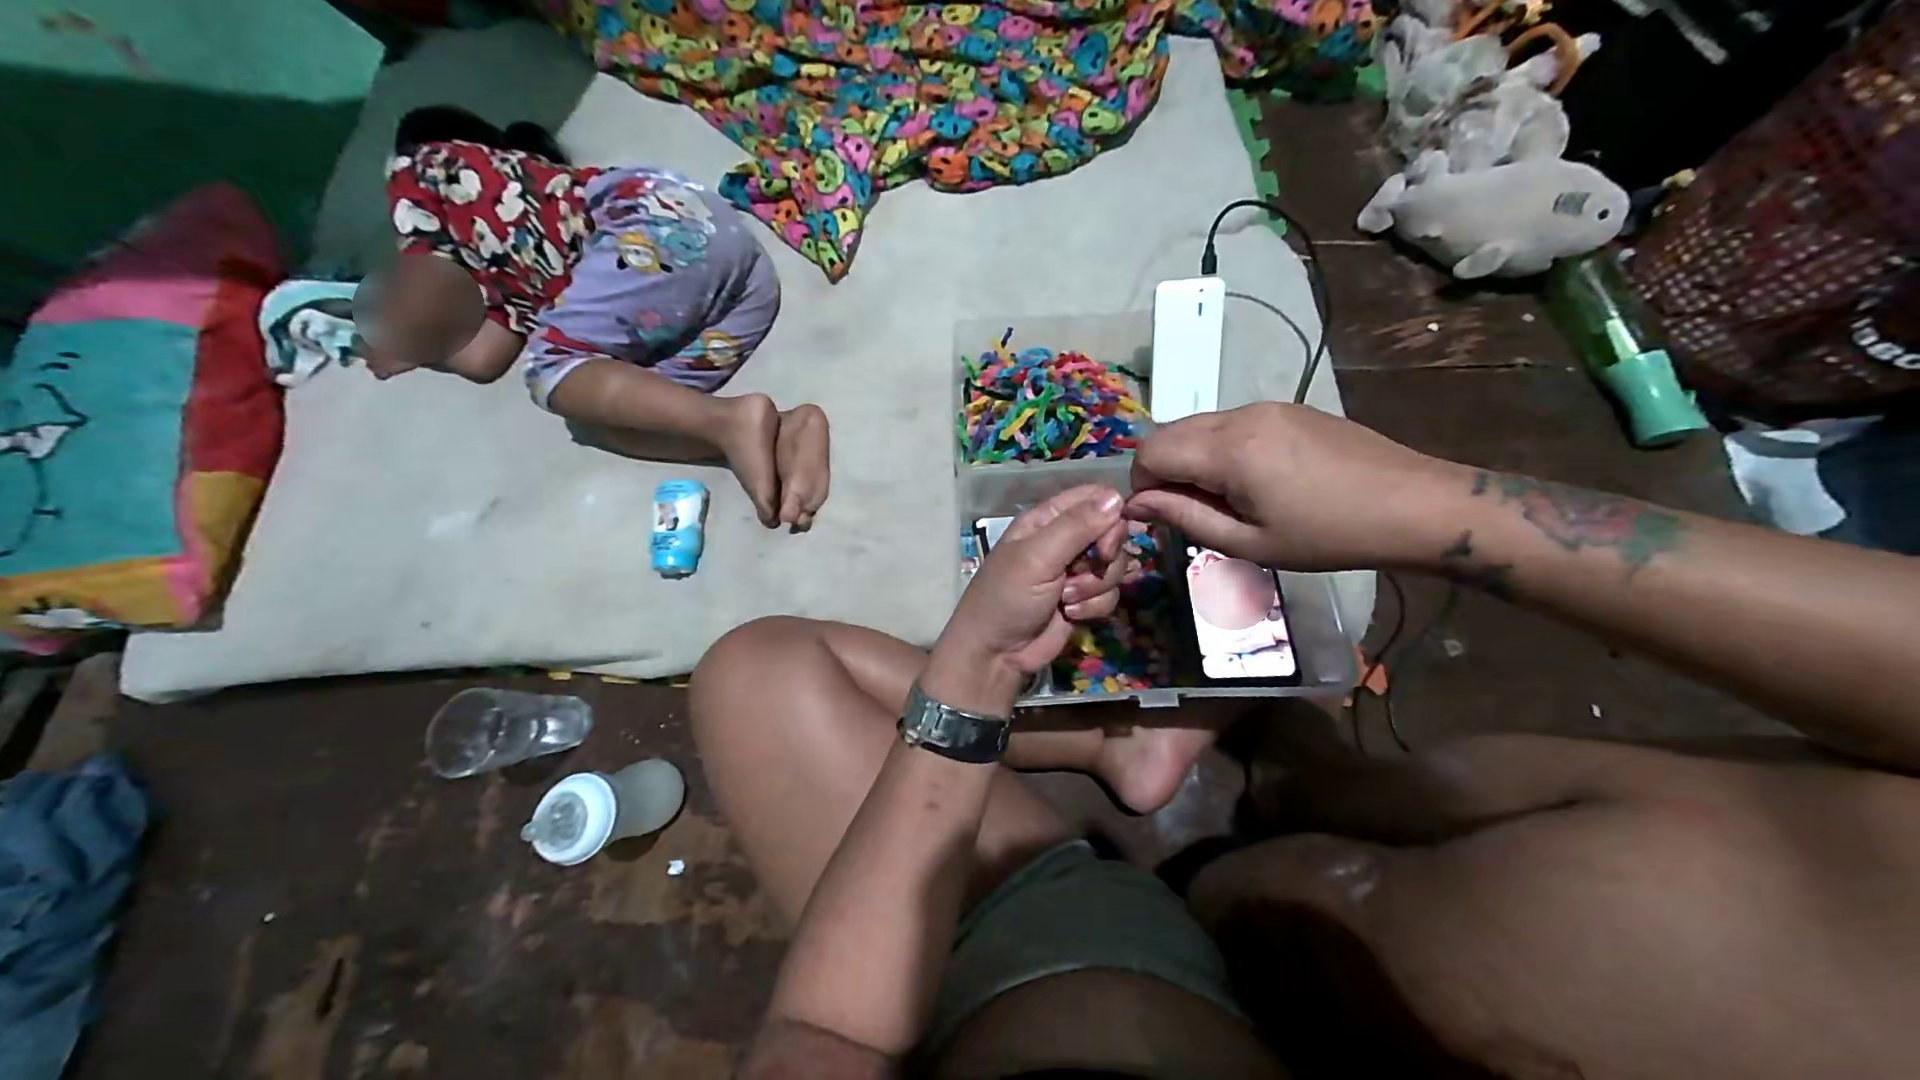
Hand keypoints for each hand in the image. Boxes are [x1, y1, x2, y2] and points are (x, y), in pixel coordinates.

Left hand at [924, 486, 1129, 714]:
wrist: (996, 653)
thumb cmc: (1007, 597)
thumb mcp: (1038, 557)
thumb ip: (1076, 527)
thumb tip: (1117, 498)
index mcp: (1047, 519)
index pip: (1096, 498)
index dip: (1111, 516)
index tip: (1107, 543)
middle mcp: (1064, 539)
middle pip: (1113, 532)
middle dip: (1105, 557)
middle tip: (1081, 573)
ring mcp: (1075, 571)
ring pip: (1115, 566)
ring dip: (1095, 586)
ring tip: (1065, 599)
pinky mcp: (1083, 599)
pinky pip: (1110, 594)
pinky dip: (1093, 606)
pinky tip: (1069, 615)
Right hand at [1126, 403, 1466, 570]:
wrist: (1415, 505)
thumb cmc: (1329, 536)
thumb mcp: (1250, 542)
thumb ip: (1184, 518)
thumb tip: (1136, 505)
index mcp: (1229, 450)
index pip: (1150, 452)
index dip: (1140, 485)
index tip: (1159, 517)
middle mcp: (1240, 415)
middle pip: (1168, 433)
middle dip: (1160, 471)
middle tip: (1185, 511)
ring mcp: (1265, 407)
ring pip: (1195, 425)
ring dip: (1188, 459)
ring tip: (1220, 498)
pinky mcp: (1285, 408)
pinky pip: (1226, 423)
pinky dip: (1215, 449)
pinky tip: (1247, 480)